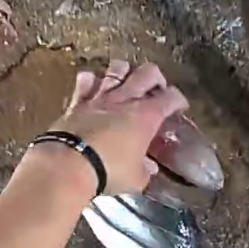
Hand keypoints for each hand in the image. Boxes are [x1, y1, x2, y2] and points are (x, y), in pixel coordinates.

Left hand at [50, 60, 186, 194]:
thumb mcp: (136, 178)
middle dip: (156, 78)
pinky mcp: (77, 102)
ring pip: (117, 68)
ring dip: (125, 72)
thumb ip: (145, 169)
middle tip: (157, 90)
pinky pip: (85, 81)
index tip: (179, 107)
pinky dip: (92, 81)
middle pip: (147, 73)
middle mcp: (125, 100)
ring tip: (127, 82)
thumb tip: (149, 168)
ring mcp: (100, 97)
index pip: (171, 97)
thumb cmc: (110, 171)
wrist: (69, 164)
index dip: (179, 100)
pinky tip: (94, 86)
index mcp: (146, 116)